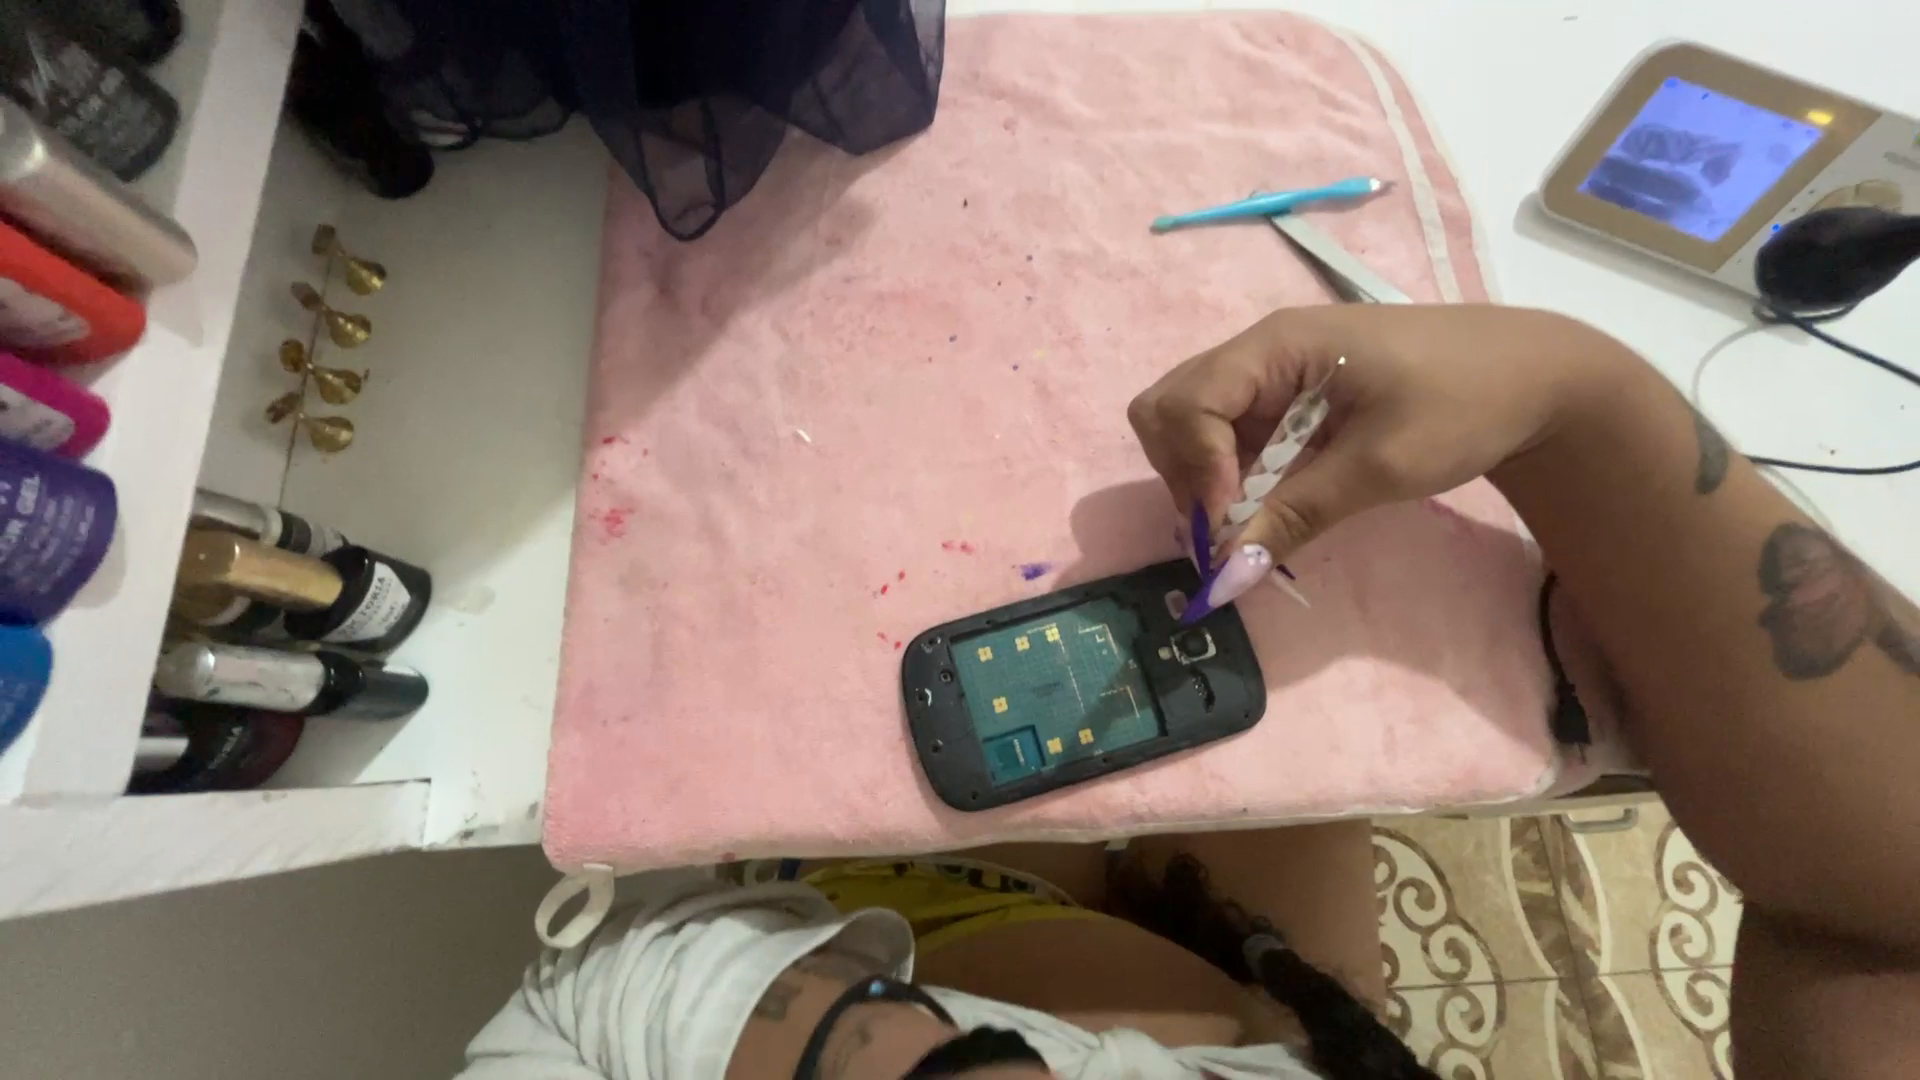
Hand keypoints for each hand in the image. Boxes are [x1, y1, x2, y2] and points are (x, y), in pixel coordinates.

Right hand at [1127, 304, 1634, 616]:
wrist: (1535, 378)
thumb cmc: (1467, 403)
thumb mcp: (1383, 466)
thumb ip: (1295, 516)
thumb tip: (1223, 575)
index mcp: (1277, 345)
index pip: (1188, 402)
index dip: (1195, 469)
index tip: (1228, 527)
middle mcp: (1256, 353)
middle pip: (1166, 407)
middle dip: (1181, 471)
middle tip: (1224, 520)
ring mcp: (1263, 376)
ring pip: (1182, 423)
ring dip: (1197, 478)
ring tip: (1244, 516)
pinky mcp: (1276, 400)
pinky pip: (1218, 438)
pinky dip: (1222, 478)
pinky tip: (1260, 500)